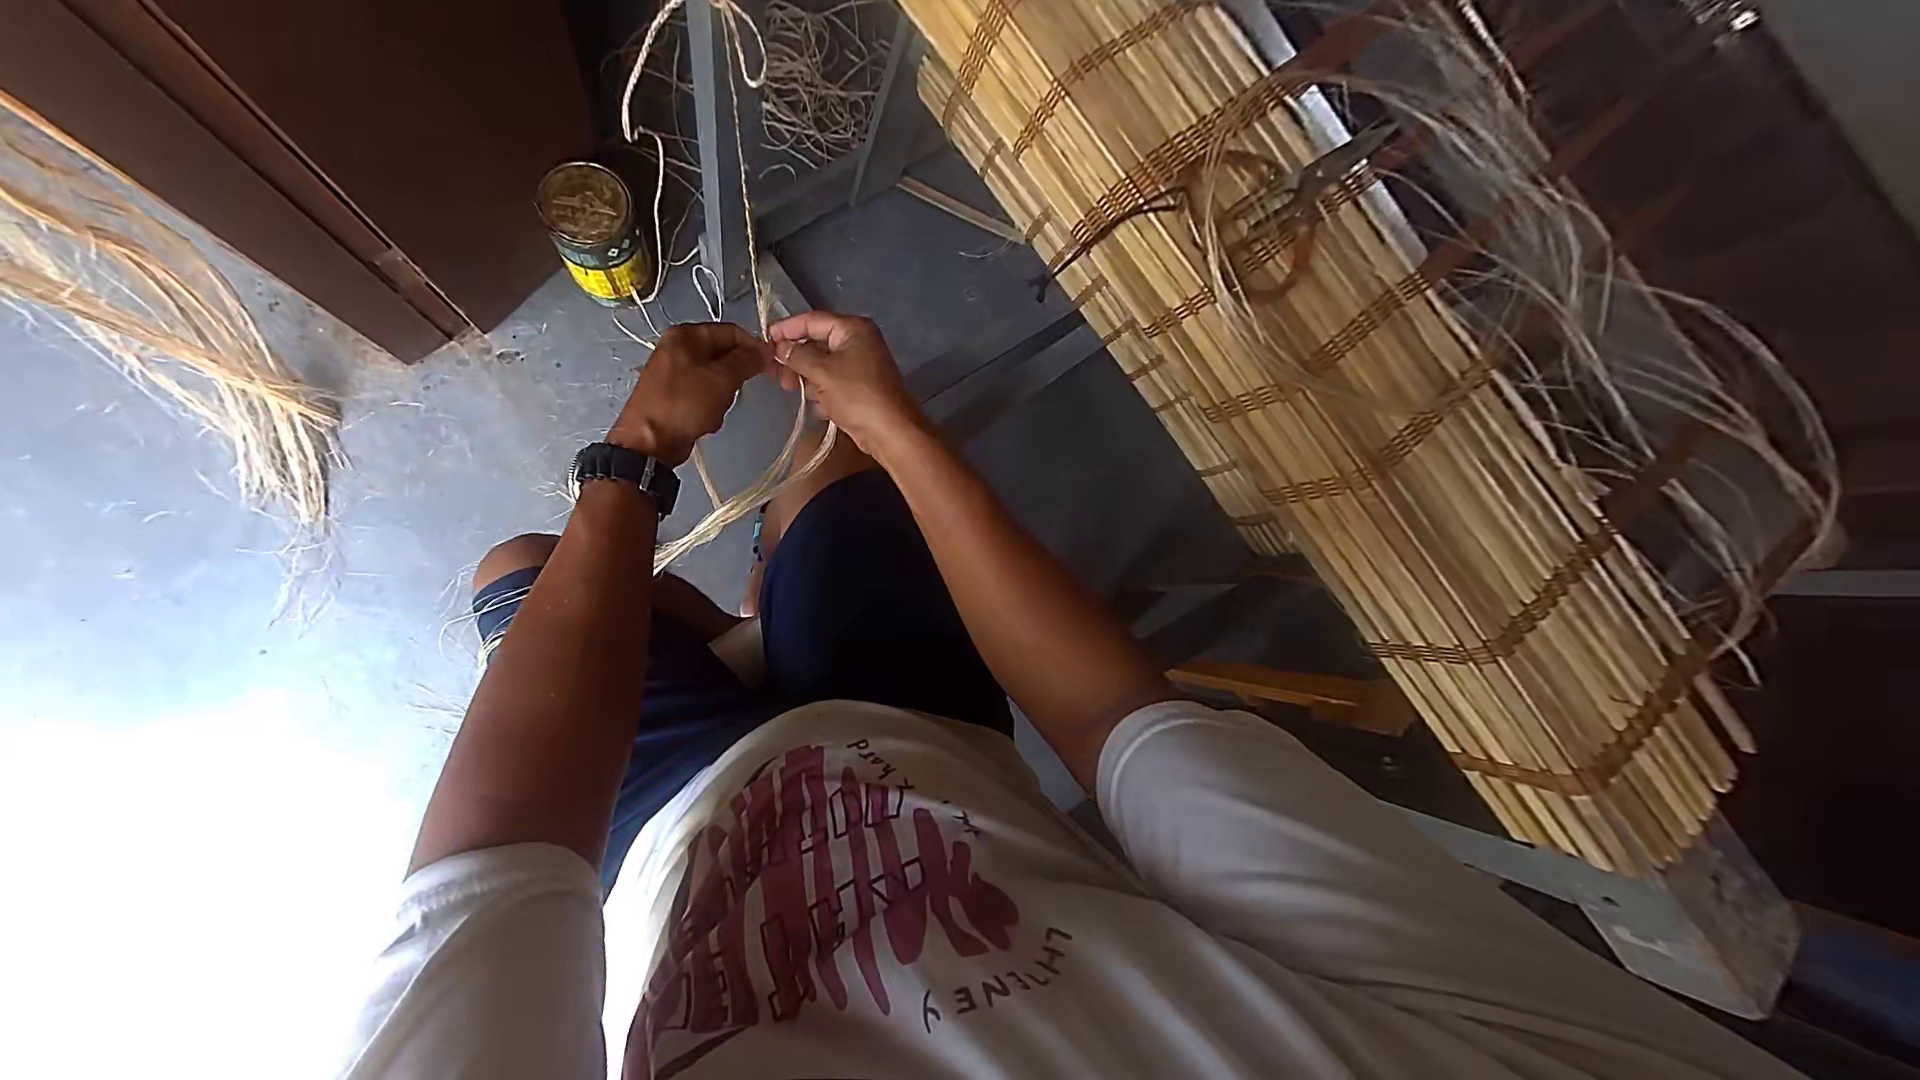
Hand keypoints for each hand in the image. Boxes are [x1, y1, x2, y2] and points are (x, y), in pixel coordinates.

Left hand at [609, 322, 770, 464]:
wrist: (650, 441)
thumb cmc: (684, 405)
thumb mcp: (721, 379)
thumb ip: (746, 361)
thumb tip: (765, 350)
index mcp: (687, 335)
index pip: (733, 332)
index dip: (754, 348)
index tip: (770, 368)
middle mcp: (679, 347)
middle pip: (725, 354)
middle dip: (736, 375)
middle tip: (736, 392)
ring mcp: (676, 371)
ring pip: (718, 376)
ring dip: (725, 394)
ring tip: (717, 408)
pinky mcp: (676, 393)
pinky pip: (706, 393)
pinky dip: (712, 405)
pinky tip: (707, 418)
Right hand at [767, 311, 925, 454]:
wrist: (889, 431)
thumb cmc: (857, 395)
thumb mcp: (822, 372)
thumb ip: (797, 355)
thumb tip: (780, 347)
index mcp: (853, 329)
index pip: (813, 320)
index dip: (787, 329)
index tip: (766, 339)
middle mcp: (858, 343)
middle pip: (816, 345)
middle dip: (797, 361)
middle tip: (778, 375)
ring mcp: (860, 366)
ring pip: (822, 367)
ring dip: (809, 381)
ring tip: (797, 393)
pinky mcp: (859, 388)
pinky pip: (832, 385)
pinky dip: (824, 394)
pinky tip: (823, 407)